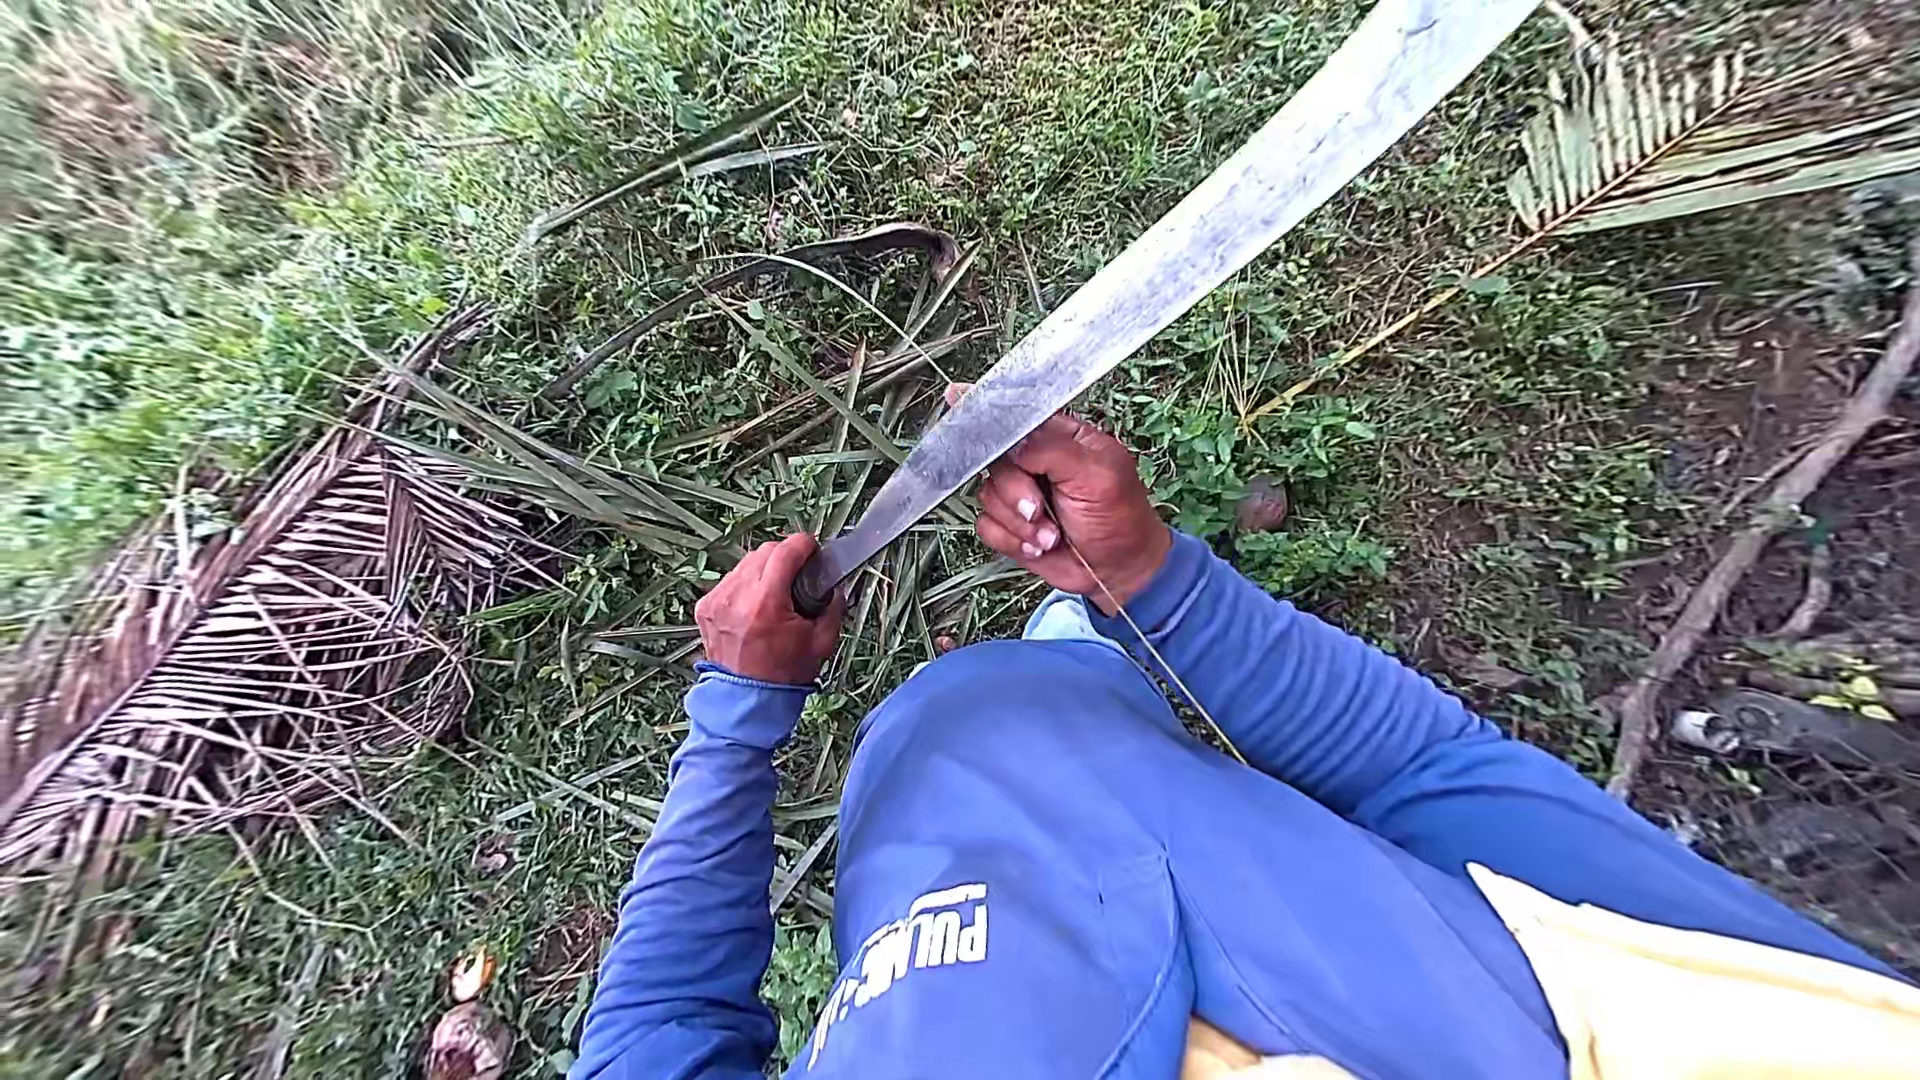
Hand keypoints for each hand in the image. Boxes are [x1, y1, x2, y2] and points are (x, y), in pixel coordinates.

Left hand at [694, 534, 844, 684]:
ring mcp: (716, 600)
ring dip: (766, 566)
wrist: (748, 700)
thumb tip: (834, 584)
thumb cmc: (784, 673)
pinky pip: (731, 579)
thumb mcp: (822, 641)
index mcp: (766, 603)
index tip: (813, 548)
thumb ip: (833, 606)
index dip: (804, 544)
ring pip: (746, 562)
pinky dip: (747, 582)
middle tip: (800, 569)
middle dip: (786, 554)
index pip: (785, 551)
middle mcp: (736, 596)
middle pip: (764, 551)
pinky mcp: (705, 606)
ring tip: (779, 586)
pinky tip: (758, 600)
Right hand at [956, 386, 1170, 614]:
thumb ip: (1053, 451)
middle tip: (1039, 509)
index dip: (989, 414)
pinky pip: (986, 525)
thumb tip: (1012, 443)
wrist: (1117, 572)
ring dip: (1019, 523)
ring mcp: (1019, 494)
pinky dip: (1011, 540)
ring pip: (987, 496)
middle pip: (995, 461)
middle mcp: (1035, 462)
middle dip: (1016, 492)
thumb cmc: (1120, 520)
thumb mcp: (1097, 476)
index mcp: (1059, 438)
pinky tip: (1037, 546)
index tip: (956, 399)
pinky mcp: (1010, 525)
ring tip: (1050, 535)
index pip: (1018, 416)